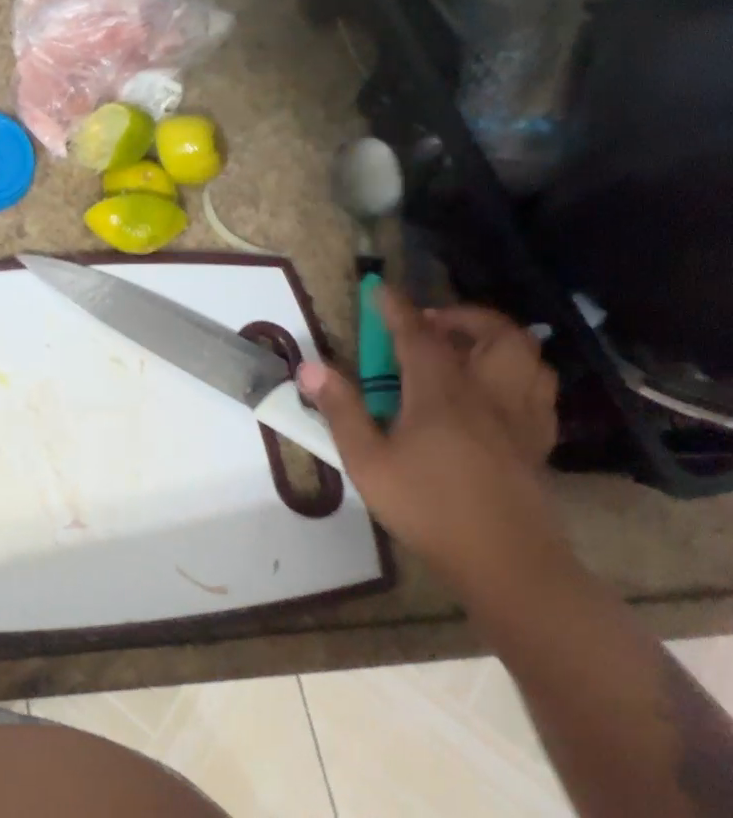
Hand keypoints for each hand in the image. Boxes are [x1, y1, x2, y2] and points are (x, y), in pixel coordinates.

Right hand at [299, 287, 568, 601]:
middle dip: (462, 316)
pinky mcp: (538, 441)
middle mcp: (489, 395)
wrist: (505, 560)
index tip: (380, 290)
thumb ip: (341, 410)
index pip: (420, 337)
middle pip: (496, 334)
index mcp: (443, 395)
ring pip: (528, 357)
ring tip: (464, 349)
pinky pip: (539, 389)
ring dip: (496, 340)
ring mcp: (521, 418)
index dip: (398, 309)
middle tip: (428, 323)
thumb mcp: (366, 461)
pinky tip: (493, 389)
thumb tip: (309, 366)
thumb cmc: (426, 507)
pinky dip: (518, 373)